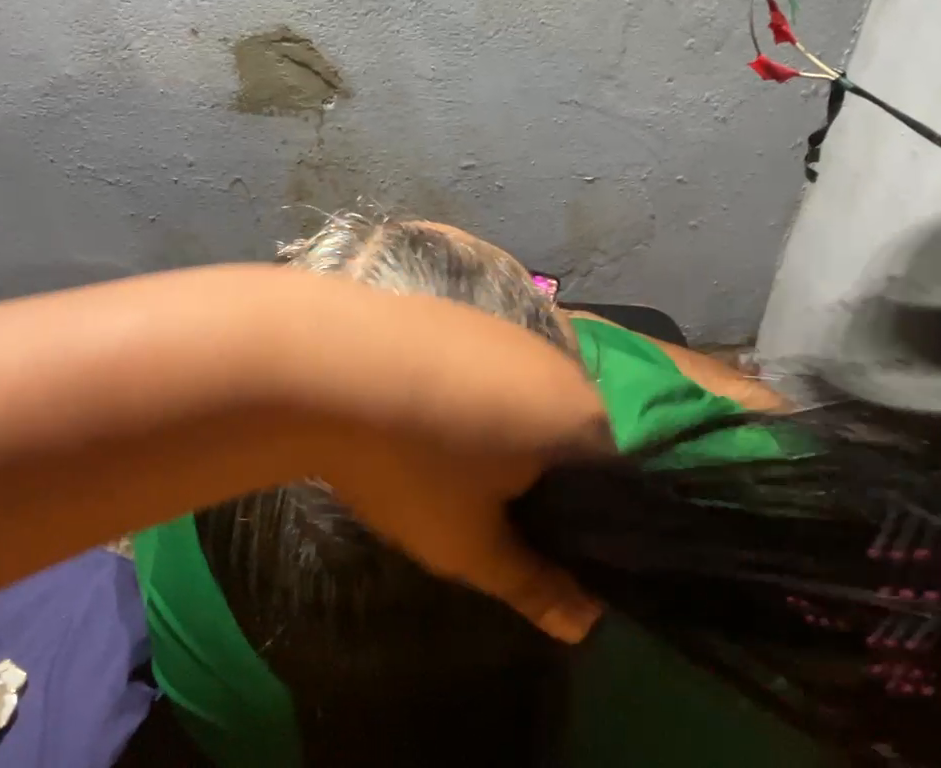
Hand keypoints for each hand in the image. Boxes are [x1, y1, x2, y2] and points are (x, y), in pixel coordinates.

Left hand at [288, 297, 613, 642]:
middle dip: (546, 476)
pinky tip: (427, 416)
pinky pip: (489, 369)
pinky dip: (473, 397)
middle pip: (573, 433)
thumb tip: (586, 624)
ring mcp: (509, 332)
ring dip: (508, 433)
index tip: (546, 545)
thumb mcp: (470, 544)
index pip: (616, 480)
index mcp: (582, 418)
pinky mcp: (463, 316)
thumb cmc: (414, 464)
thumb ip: (534, 584)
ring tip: (456, 465)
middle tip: (498, 512)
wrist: (325, 364)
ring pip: (528, 397)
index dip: (586, 521)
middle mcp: (559, 364)